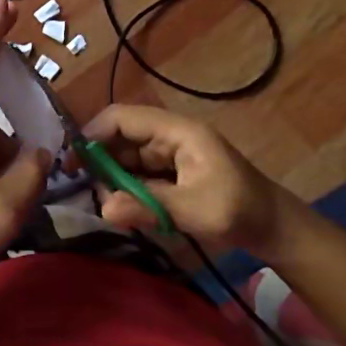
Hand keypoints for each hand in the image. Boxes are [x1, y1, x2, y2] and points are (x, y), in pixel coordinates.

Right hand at [82, 105, 296, 252]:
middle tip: (82, 189)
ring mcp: (169, 154)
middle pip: (120, 136)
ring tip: (100, 202)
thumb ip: (149, 207)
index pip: (123, 118)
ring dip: (109, 177)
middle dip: (98, 160)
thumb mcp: (196, 211)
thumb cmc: (239, 211)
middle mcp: (168, 136)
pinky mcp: (169, 173)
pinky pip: (136, 173)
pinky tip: (116, 206)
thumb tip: (103, 208)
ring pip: (125, 156)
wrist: (273, 227)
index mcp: (177, 131)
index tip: (72, 162)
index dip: (94, 134)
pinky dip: (123, 187)